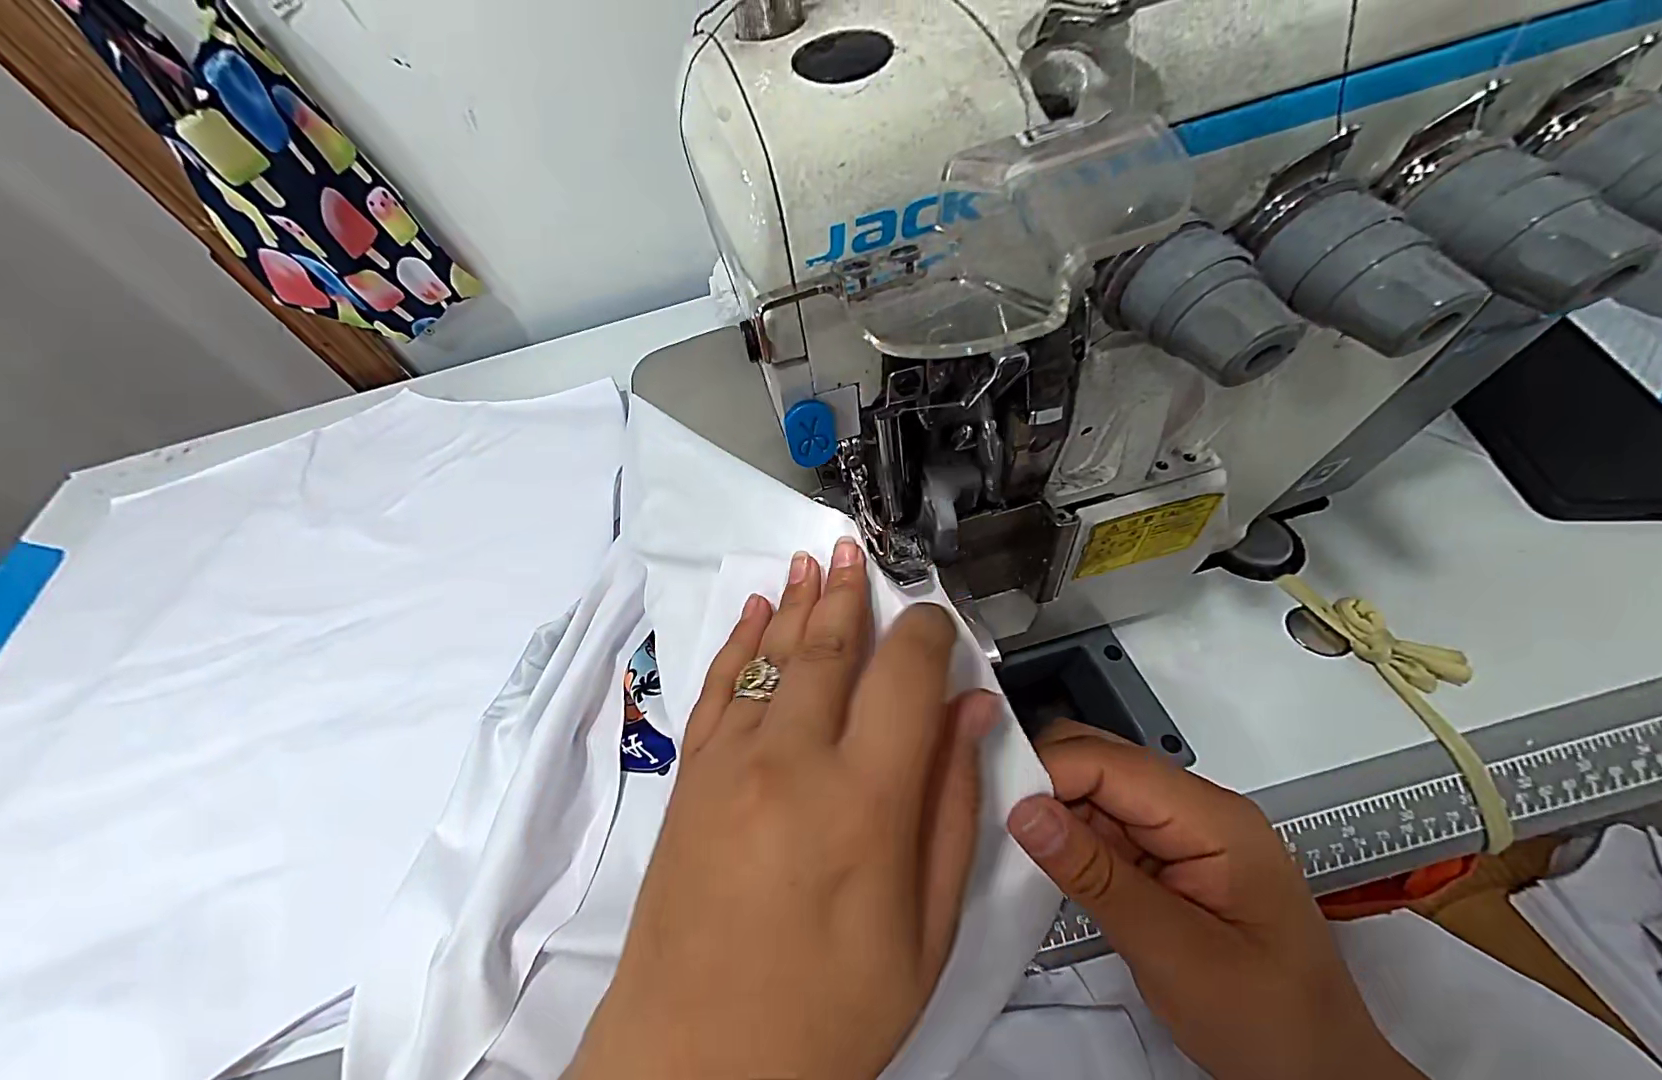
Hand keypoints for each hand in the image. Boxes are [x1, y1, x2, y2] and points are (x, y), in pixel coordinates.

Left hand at [568, 539, 999, 1079]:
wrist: (698, 1053)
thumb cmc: (829, 1008)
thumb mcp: (924, 927)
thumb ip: (952, 807)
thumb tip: (970, 711)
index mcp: (866, 801)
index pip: (907, 677)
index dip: (927, 633)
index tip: (936, 620)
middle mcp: (793, 760)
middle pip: (830, 648)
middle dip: (849, 593)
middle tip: (855, 551)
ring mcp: (732, 760)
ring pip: (771, 654)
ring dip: (796, 601)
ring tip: (811, 561)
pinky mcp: (691, 772)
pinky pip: (719, 686)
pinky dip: (739, 641)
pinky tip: (755, 612)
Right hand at [1007, 722, 1426, 1079]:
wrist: (1320, 1074)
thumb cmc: (1273, 1024)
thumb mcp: (1177, 956)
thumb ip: (1097, 878)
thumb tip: (1026, 812)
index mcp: (1214, 819)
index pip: (1110, 762)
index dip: (1047, 770)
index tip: (997, 803)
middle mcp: (1193, 808)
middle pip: (1096, 757)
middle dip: (1041, 779)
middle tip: (996, 819)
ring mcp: (1174, 827)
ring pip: (1088, 784)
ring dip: (1047, 807)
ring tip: (1013, 843)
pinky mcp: (1156, 849)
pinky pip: (1094, 818)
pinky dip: (1061, 832)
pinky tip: (1042, 857)